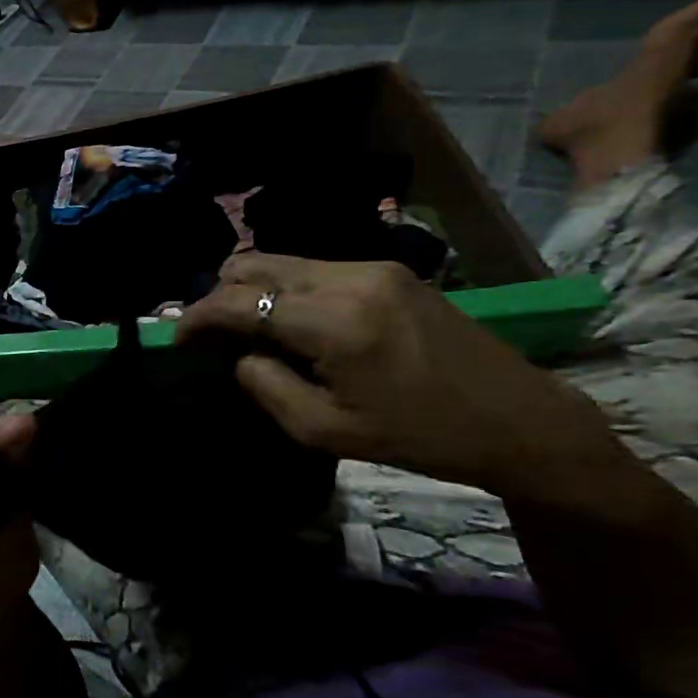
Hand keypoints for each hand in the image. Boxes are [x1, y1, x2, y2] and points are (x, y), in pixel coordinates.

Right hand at [179, 254, 629, 500]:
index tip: (176, 339)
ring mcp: (373, 267)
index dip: (196, 316)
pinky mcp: (388, 268)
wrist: (522, 420)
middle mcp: (350, 278)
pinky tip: (289, 320)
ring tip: (245, 328)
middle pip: (252, 264)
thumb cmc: (420, 437)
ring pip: (279, 260)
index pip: (239, 300)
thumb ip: (264, 385)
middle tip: (209, 333)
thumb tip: (239, 352)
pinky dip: (283, 287)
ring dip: (250, 289)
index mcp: (335, 323)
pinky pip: (311, 266)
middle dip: (217, 295)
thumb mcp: (324, 430)